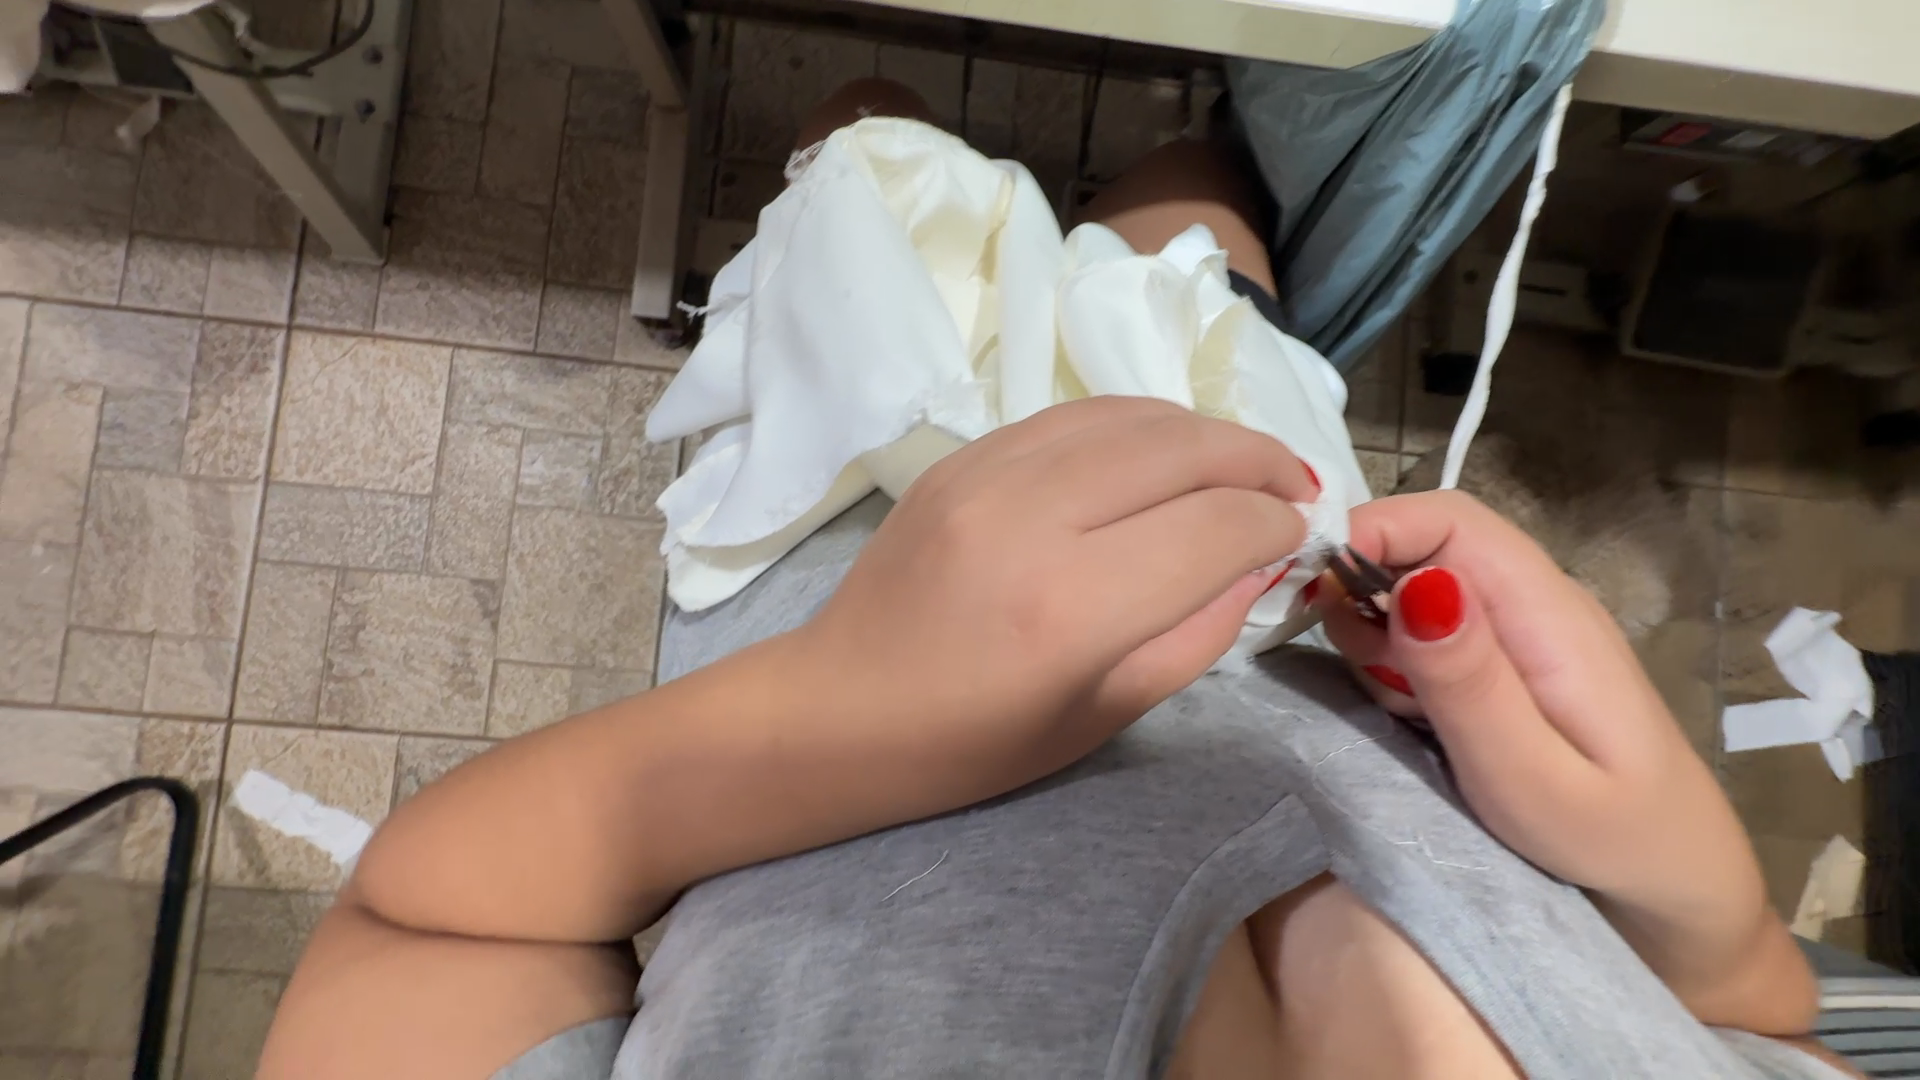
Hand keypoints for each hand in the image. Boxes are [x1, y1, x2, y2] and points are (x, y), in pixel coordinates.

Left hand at [788, 396, 1312, 797]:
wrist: (841, 707)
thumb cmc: (971, 743)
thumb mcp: (1103, 713)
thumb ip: (1197, 631)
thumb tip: (1259, 558)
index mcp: (1071, 608)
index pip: (1217, 527)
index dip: (1276, 524)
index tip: (1297, 534)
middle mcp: (1030, 520)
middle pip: (1181, 448)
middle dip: (1258, 458)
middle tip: (1292, 484)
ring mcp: (984, 474)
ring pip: (1129, 414)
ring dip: (1201, 431)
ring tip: (1237, 462)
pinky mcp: (958, 458)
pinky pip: (1071, 416)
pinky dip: (1134, 424)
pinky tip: (1157, 452)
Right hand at [1316, 491, 1812, 1033]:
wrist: (1666, 887)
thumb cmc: (1609, 840)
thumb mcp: (1529, 776)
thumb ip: (1469, 681)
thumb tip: (1416, 581)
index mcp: (1547, 613)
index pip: (1449, 520)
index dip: (1371, 527)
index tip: (1310, 584)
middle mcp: (1526, 601)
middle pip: (1416, 546)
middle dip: (1361, 594)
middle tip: (1367, 673)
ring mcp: (1506, 627)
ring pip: (1403, 589)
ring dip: (1372, 637)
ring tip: (1404, 709)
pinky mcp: (1487, 654)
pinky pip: (1411, 628)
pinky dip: (1386, 661)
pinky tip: (1412, 713)